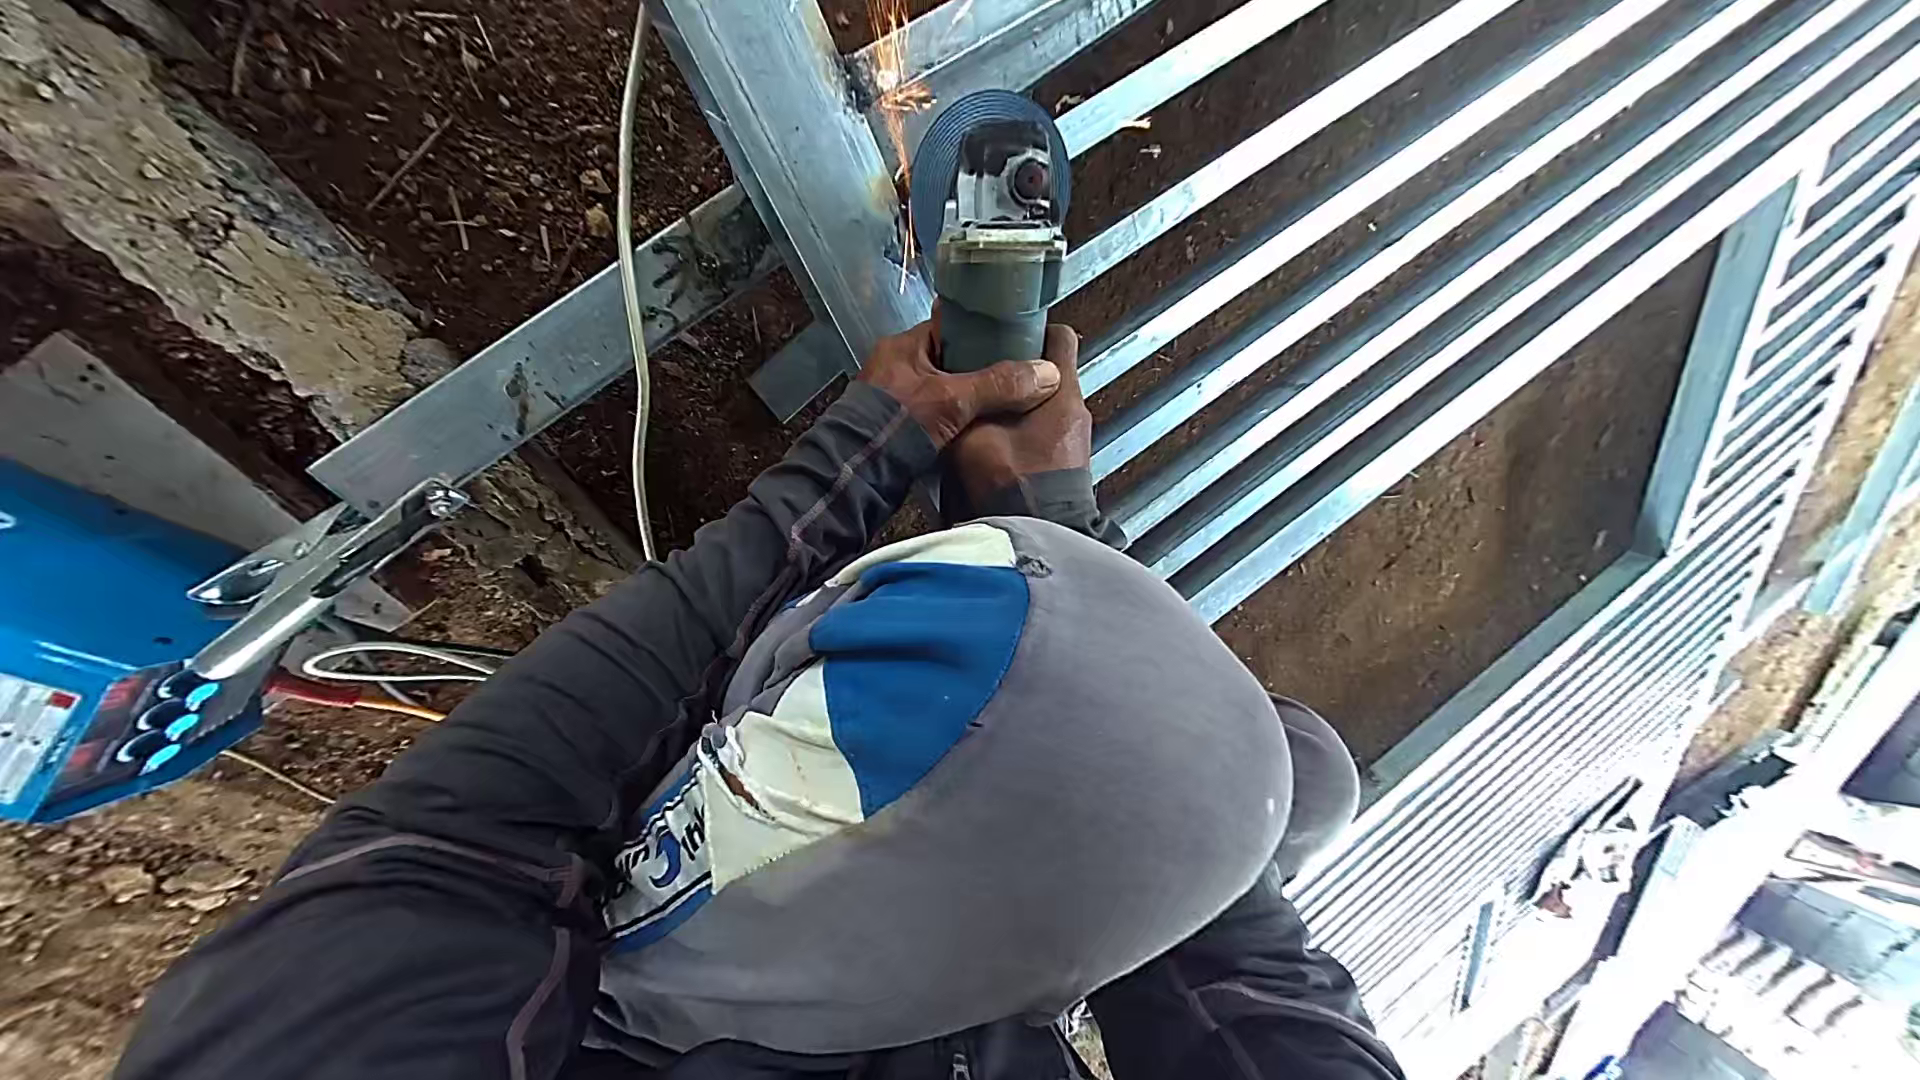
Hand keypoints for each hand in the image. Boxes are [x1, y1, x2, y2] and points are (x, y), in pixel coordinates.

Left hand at [856, 319, 1060, 449]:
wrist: (860, 470)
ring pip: (945, 386)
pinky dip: (958, 414)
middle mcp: (899, 364)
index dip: (985, 328)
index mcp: (905, 345)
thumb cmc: (899, 423)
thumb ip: (999, 385)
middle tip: (1017, 373)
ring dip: (971, 394)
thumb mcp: (954, 400)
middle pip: (952, 357)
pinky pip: (937, 409)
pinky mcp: (899, 422)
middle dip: (983, 366)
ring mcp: (897, 394)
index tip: (1016, 337)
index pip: (952, 324)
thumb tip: (1048, 374)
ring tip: (1008, 399)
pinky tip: (982, 422)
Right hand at [948, 325, 1089, 507]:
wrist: (1037, 534)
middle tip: (987, 369)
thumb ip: (968, 404)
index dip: (1035, 329)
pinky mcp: (1070, 461)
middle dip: (1021, 367)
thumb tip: (955, 387)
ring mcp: (1077, 437)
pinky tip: (1003, 438)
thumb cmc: (1011, 482)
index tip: (1007, 334)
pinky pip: (1050, 428)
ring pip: (1050, 401)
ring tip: (990, 406)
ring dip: (1024, 400)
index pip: (1061, 337)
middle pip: (1053, 370)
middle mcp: (1077, 410)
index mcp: (1061, 393)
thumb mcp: (973, 435)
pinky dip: (1030, 426)